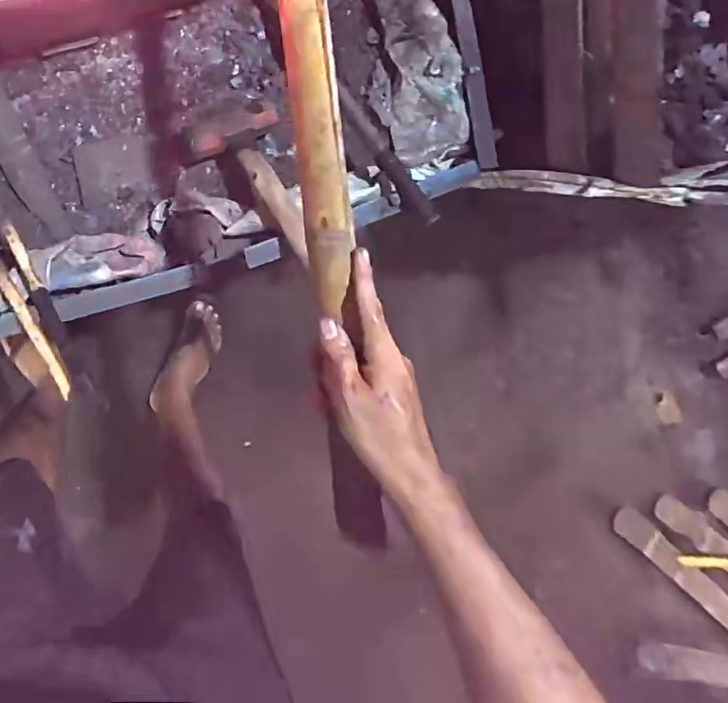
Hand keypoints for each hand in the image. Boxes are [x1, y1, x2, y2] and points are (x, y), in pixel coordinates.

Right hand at [316, 248, 445, 508]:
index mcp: (385, 354)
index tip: (360, 253)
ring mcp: (396, 374)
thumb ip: (338, 357)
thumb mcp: (349, 397)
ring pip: (356, 357)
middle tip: (315, 376)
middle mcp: (393, 357)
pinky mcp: (393, 390)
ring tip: (322, 400)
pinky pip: (363, 374)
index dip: (363, 280)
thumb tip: (327, 322)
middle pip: (357, 334)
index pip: (372, 308)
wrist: (412, 475)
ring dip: (335, 371)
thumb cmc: (379, 436)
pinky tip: (332, 407)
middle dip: (331, 347)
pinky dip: (344, 384)